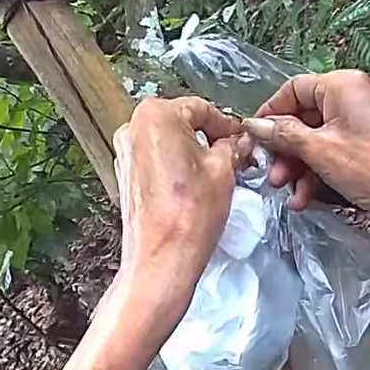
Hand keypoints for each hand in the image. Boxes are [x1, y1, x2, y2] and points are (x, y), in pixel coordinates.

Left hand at [47, 97, 246, 369]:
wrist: (161, 260)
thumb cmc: (191, 213)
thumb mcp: (224, 170)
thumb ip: (233, 146)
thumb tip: (239, 140)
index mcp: (156, 115)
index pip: (202, 108)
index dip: (228, 125)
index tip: (244, 141)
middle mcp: (134, 128)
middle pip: (183, 123)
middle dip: (210, 139)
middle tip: (236, 159)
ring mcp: (126, 154)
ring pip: (170, 143)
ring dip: (195, 154)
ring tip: (219, 177)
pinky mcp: (126, 177)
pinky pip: (158, 161)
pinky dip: (178, 168)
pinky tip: (197, 189)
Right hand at [243, 70, 369, 218]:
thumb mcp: (319, 150)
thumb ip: (284, 135)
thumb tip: (256, 125)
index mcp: (342, 85)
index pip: (293, 89)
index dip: (270, 113)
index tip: (253, 137)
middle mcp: (352, 99)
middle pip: (303, 118)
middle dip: (284, 150)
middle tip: (271, 174)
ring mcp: (361, 125)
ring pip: (316, 142)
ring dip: (299, 168)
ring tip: (288, 192)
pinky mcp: (367, 150)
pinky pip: (333, 156)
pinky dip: (318, 175)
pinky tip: (306, 199)